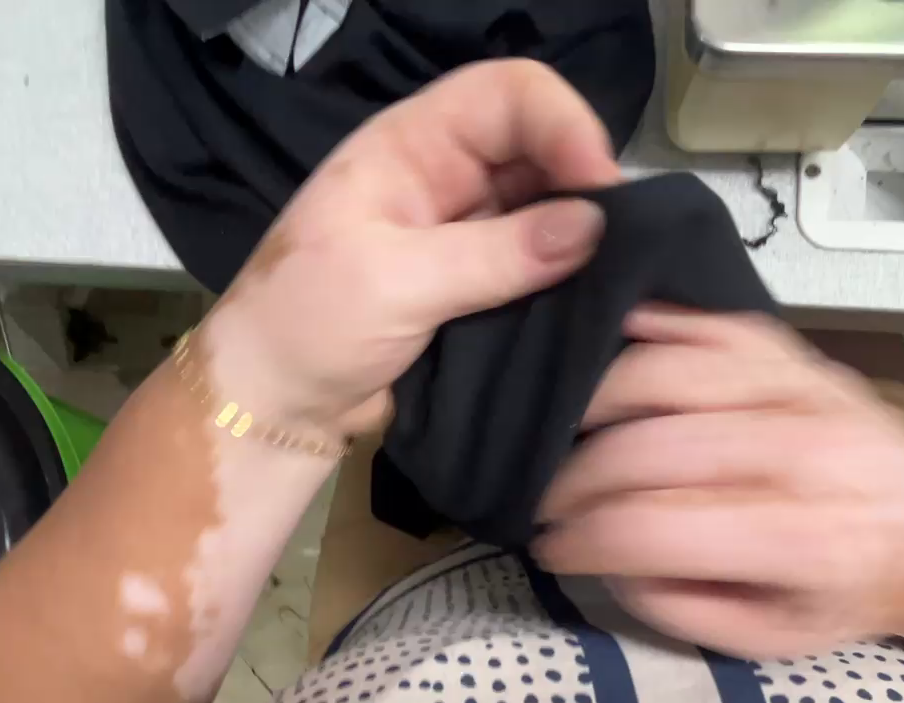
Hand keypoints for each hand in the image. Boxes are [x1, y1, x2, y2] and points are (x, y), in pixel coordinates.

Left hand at [193, 60, 621, 441]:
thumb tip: (592, 228)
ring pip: (541, 213)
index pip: (507, 96)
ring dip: (578, 239)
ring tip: (617, 278)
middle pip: (535, 151)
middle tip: (624, 246)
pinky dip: (561, 282)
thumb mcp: (393, 281)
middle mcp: (442, 181)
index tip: (603, 192)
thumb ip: (493, 256)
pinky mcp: (471, 292)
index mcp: (409, 147)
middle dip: (581, 186)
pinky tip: (588, 302)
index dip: (564, 126)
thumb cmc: (309, 326)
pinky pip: (530, 270)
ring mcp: (459, 239)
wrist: (279, 405)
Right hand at [533, 307, 903, 658]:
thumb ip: (678, 608)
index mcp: (796, 538)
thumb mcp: (766, 641)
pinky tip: (611, 354)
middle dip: (570, 482)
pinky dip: (647, 331)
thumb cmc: (845, 594)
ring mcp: (794, 389)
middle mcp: (796, 452)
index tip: (551, 548)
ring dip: (591, 407)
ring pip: (658, 376)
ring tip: (568, 440)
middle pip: (641, 450)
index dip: (578, 540)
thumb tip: (607, 558)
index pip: (649, 528)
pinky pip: (702, 325)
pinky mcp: (790, 355)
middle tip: (548, 504)